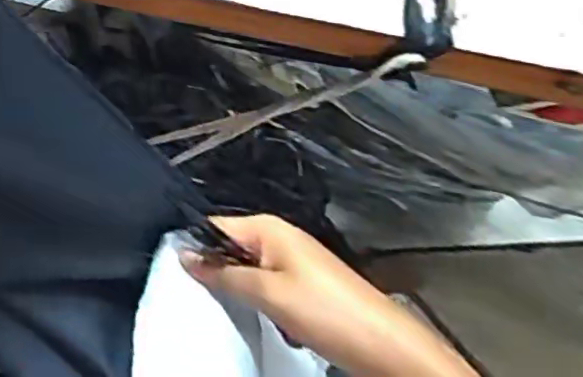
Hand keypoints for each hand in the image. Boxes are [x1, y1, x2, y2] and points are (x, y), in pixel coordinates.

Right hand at [183, 215, 474, 376]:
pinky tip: (274, 321)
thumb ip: (222, 273)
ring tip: (246, 311)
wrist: (401, 357)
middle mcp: (281, 237)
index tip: (181, 271)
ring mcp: (300, 262)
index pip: (212, 225)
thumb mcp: (268, 294)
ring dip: (246, 291)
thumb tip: (183, 255)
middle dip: (221, 271)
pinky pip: (273, 286)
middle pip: (232, 248)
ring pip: (252, 271)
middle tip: (212, 296)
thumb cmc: (331, 315)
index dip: (195, 246)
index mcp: (267, 227)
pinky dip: (268, 303)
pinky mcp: (313, 288)